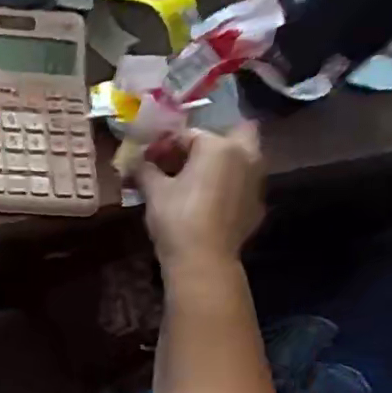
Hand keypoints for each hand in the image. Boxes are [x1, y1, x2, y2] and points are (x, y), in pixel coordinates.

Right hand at [136, 123, 265, 269]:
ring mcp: (256, 180)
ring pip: (242, 159)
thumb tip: (134, 161)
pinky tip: (208, 203)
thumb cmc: (177, 217)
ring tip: (194, 182)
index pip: (189, 135)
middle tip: (187, 160)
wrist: (203, 258)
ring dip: (222, 164)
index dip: (166, 145)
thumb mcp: (154, 192)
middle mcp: (245, 155)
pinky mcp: (257, 204)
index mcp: (218, 146)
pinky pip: (242, 185)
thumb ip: (145, 170)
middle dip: (212, 142)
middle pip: (233, 134)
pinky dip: (227, 187)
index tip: (150, 159)